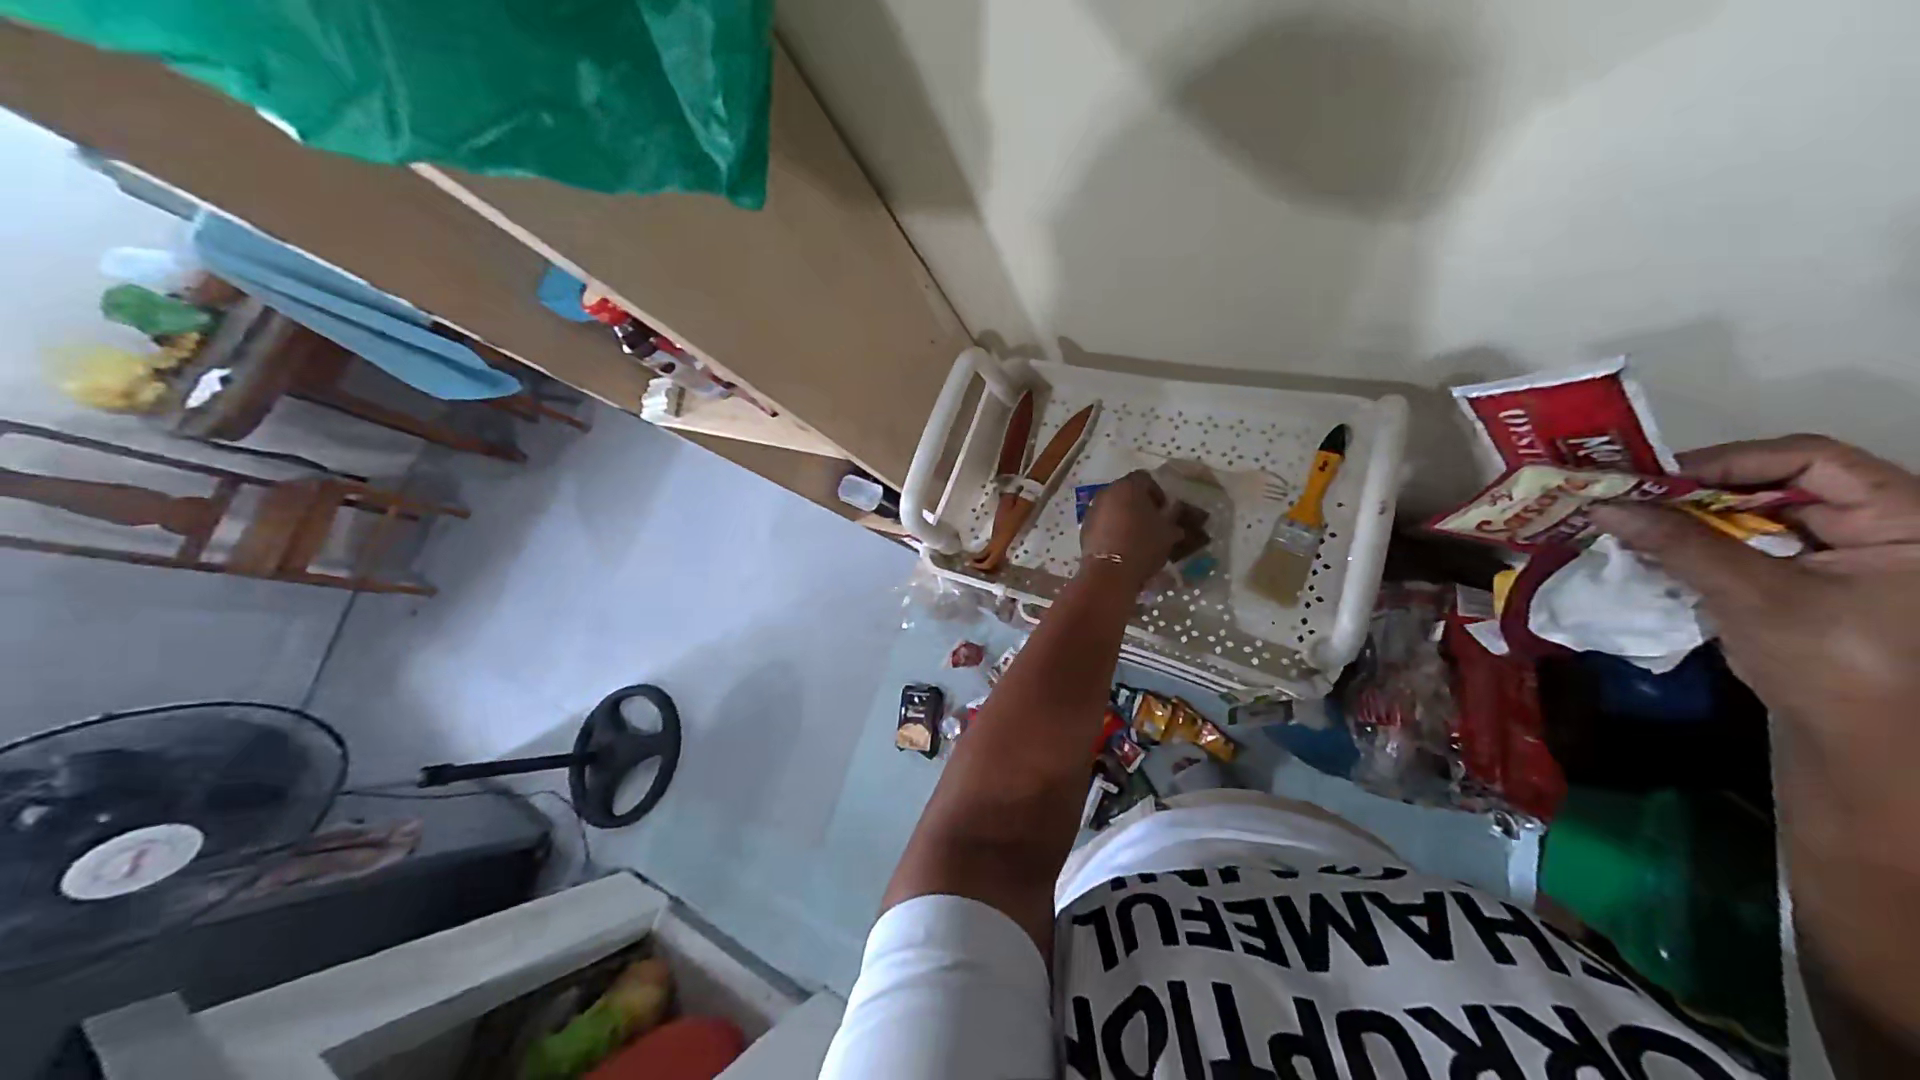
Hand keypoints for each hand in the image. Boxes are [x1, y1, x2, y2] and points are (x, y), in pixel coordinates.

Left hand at [1079, 471, 1181, 588]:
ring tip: (1134, 534)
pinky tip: (1119, 544)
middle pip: (1126, 491)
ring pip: (1112, 506)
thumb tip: (1174, 514)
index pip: (1145, 478)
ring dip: (1123, 515)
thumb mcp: (1168, 532)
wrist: (1109, 572)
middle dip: (1139, 503)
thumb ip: (1173, 517)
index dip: (1157, 492)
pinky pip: (1101, 521)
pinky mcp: (1084, 527)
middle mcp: (1107, 492)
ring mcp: (1092, 509)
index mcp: (1129, 486)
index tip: (1163, 510)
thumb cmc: (1143, 545)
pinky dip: (1110, 527)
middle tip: (1150, 521)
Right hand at [1589, 436, 1919, 1037]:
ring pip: (1756, 514)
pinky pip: (1749, 543)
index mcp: (1907, 518)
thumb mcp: (1755, 597)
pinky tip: (1658, 552)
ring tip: (1631, 524)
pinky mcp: (1811, 576)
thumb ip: (1681, 545)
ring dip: (1691, 519)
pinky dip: (1700, 544)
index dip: (1729, 461)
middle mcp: (1881, 524)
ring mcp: (1846, 551)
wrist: (1863, 744)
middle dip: (1697, 492)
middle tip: (1628, 500)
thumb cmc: (1835, 666)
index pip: (1812, 459)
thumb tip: (1604, 506)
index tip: (1653, 478)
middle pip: (1779, 483)